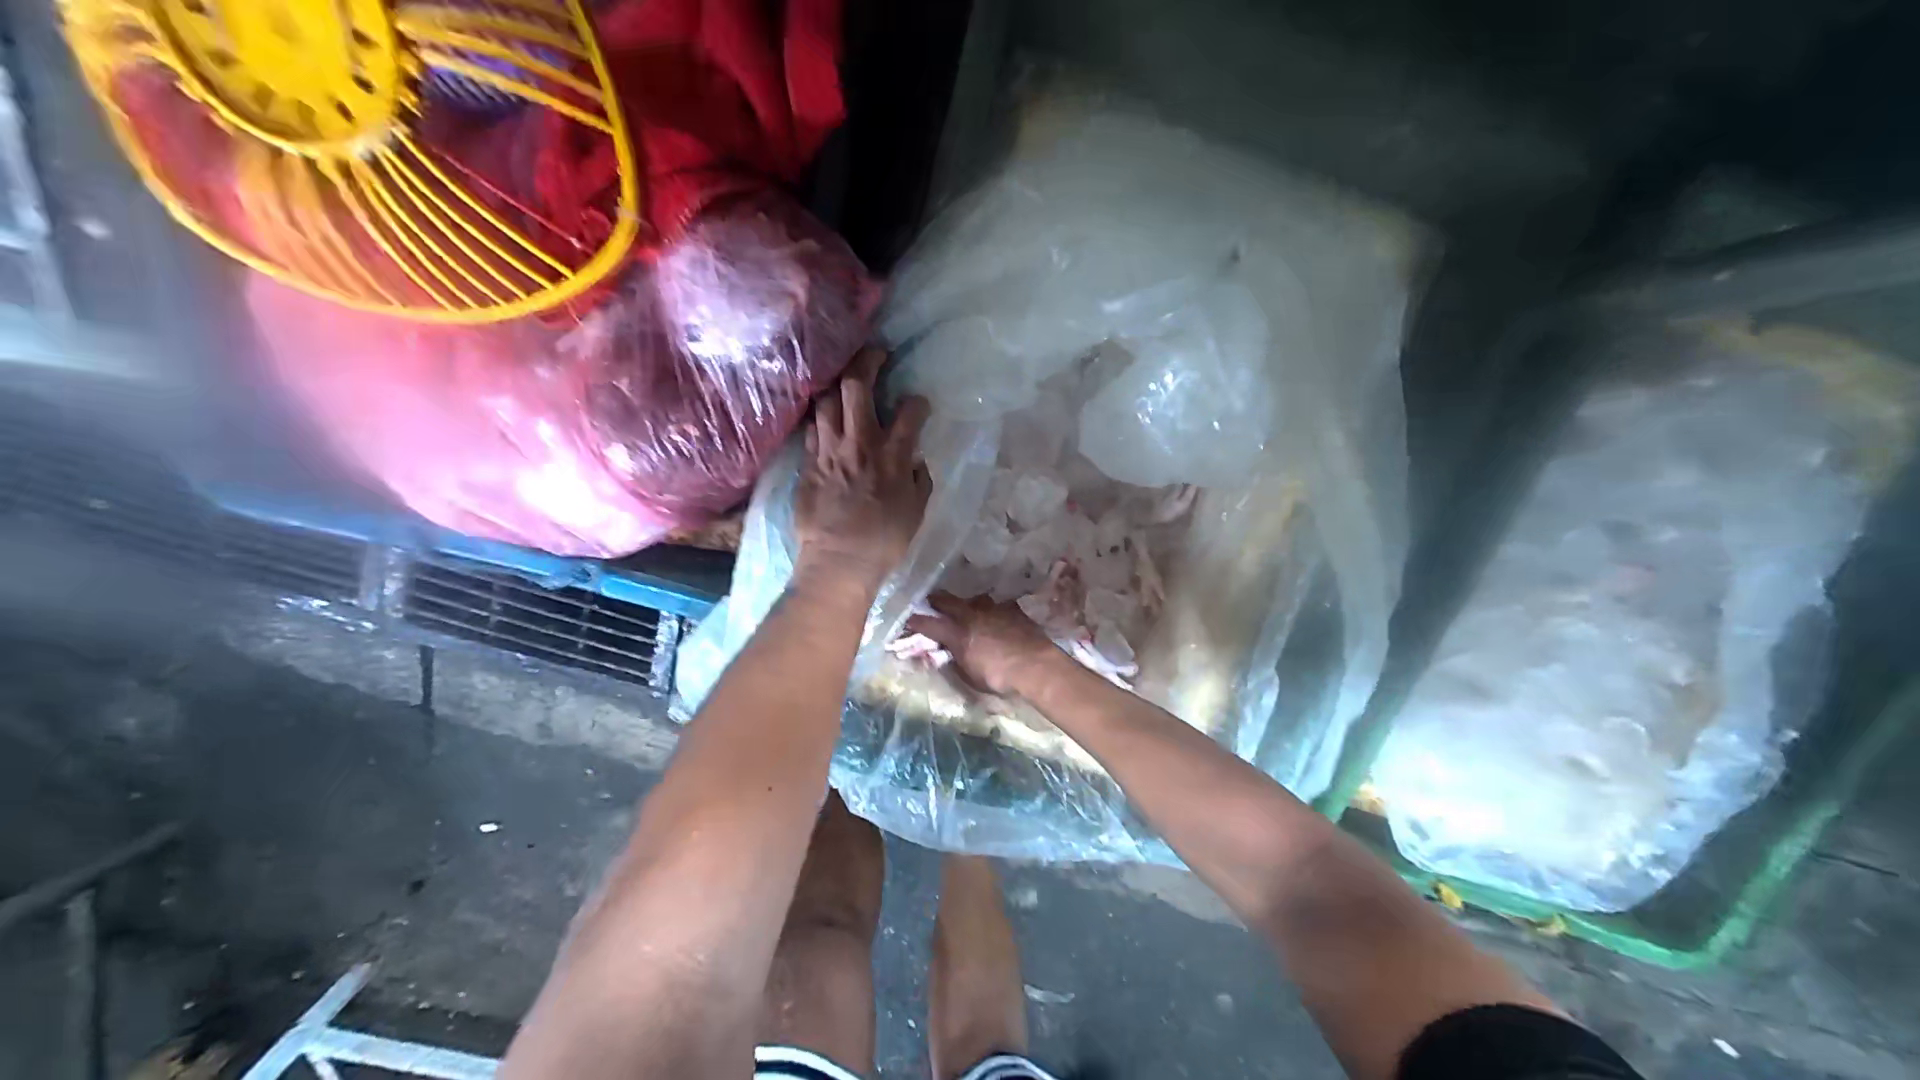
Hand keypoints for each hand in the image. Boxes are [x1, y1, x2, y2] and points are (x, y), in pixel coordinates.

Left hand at [793, 347, 931, 596]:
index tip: (918, 404)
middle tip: (876, 355)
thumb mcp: (917, 510)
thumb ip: (919, 479)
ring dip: (837, 385)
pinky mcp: (808, 463)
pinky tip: (825, 416)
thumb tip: (915, 461)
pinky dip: (821, 417)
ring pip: (827, 400)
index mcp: (893, 456)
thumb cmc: (884, 540)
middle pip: (857, 386)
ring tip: (845, 382)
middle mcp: (860, 444)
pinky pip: (812, 428)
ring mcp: (829, 451)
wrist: (839, 561)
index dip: (917, 402)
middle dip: (867, 361)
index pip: (910, 411)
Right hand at [905, 593, 1065, 696]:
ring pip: (973, 599)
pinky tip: (997, 616)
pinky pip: (997, 605)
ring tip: (968, 609)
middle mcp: (971, 615)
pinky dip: (993, 610)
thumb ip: (956, 662)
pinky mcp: (1012, 609)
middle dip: (936, 600)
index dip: (915, 621)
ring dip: (967, 604)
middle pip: (947, 601)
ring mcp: (992, 608)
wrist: (1035, 665)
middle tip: (931, 600)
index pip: (928, 624)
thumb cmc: (999, 676)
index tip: (907, 619)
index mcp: (956, 633)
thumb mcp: (970, 676)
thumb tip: (948, 656)